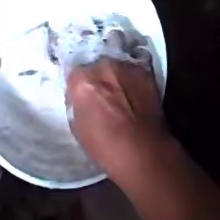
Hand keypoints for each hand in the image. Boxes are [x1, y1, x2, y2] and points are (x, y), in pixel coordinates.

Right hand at [67, 57, 173, 183]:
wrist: (144, 152)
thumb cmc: (106, 146)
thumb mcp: (78, 127)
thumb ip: (78, 104)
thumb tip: (83, 99)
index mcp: (82, 80)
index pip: (74, 76)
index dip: (78, 89)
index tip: (83, 100)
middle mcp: (103, 67)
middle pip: (96, 68)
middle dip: (98, 81)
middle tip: (103, 99)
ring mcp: (126, 67)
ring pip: (115, 69)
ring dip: (115, 80)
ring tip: (122, 98)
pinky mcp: (145, 72)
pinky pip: (133, 74)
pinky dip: (132, 83)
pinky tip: (136, 98)